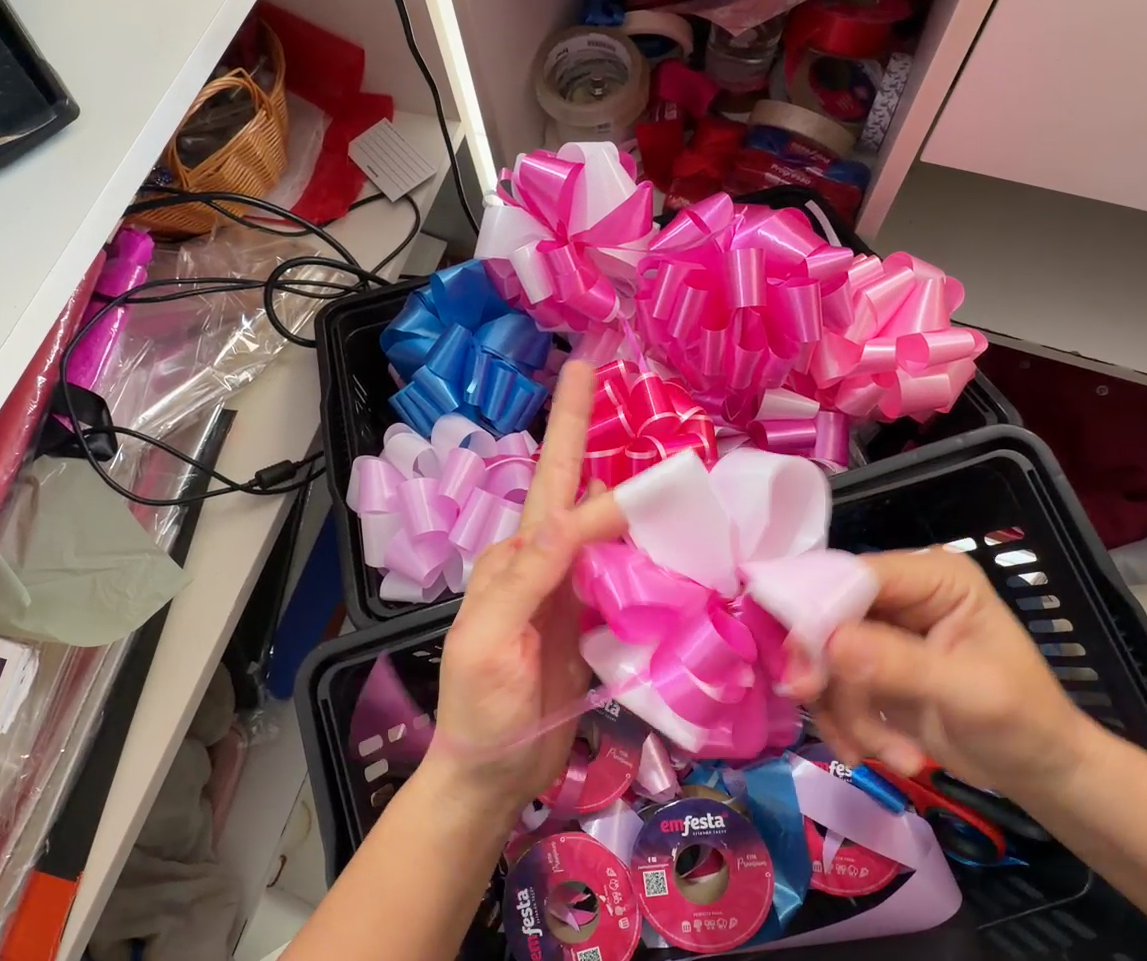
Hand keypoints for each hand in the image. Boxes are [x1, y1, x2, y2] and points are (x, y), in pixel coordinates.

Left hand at [423, 361, 626, 821]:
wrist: (492, 776)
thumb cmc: (480, 710)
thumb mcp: (489, 641)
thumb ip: (526, 578)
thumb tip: (570, 517)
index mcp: (512, 564)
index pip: (556, 508)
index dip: (601, 492)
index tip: (650, 492)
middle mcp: (542, 567)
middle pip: (566, 490)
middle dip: (575, 431)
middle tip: (587, 371)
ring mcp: (568, 593)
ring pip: (601, 528)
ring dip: (619, 482)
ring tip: (641, 438)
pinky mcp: (591, 624)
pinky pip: (621, 574)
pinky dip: (642, 546)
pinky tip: (666, 531)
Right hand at [787, 550, 1103, 798]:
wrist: (1038, 773)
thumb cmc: (1025, 724)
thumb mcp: (971, 694)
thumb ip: (901, 665)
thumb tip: (833, 643)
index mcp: (935, 578)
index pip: (857, 577)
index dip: (820, 613)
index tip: (801, 664)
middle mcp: (902, 594)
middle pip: (829, 615)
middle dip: (826, 671)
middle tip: (817, 704)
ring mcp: (881, 629)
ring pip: (823, 657)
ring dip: (843, 710)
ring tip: (882, 753)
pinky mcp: (867, 664)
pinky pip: (829, 684)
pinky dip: (843, 722)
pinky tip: (872, 752)